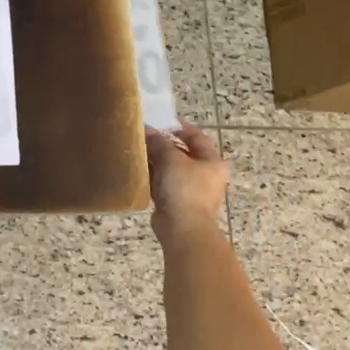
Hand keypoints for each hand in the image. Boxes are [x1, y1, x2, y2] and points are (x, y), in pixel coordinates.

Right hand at [144, 123, 228, 249]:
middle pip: (182, 152)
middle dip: (163, 144)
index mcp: (212, 161)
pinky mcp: (176, 201)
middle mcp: (205, 174)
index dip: (178, 127)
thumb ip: (159, 142)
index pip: (196, 137)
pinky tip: (137, 169)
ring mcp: (191, 189)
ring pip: (170, 168)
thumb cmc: (184, 189)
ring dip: (155, 160)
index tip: (158, 121)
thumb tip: (147, 129)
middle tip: (143, 135)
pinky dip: (152, 176)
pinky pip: (162, 182)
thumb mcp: (171, 158)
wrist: (182, 228)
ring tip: (136, 150)